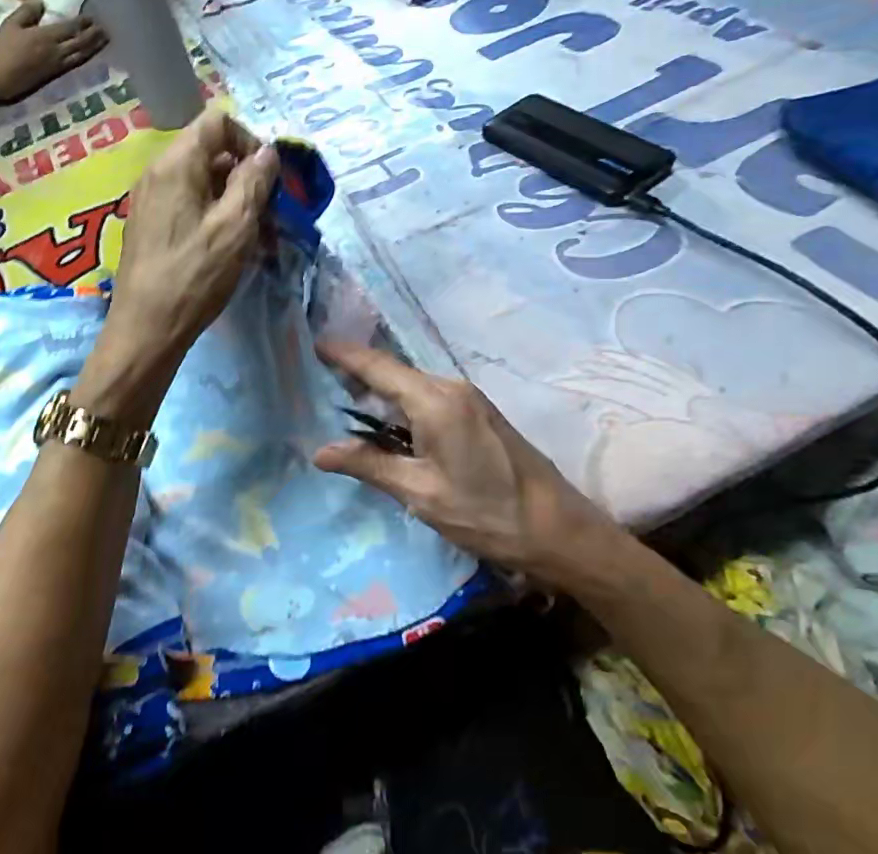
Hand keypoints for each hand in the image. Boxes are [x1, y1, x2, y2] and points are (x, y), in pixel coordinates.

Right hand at [0, 0, 106, 100]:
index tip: (92, 17)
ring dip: (94, 47)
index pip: (71, 27)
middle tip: (105, 28)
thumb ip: (28, 12)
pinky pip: (74, 65)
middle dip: (94, 34)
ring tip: (104, 41)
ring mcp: (57, 65)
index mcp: (47, 36)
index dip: (83, 22)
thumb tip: (42, 2)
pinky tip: (88, 56)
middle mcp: (57, 50)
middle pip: (81, 41)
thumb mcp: (11, 24)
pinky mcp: (54, 76)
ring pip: (81, 54)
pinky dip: (84, 58)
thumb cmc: (3, 49)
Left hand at [74, 105, 278, 418]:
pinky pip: (185, 204)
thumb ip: (254, 181)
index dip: (250, 141)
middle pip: (208, 151)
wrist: (145, 329)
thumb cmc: (193, 276)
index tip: (268, 178)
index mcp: (175, 163)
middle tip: (268, 212)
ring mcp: (148, 200)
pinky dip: (211, 215)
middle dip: (244, 175)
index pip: (218, 121)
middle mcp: (156, 172)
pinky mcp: (147, 225)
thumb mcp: (235, 226)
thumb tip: (267, 152)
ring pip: (199, 181)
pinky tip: (228, 248)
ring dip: (232, 199)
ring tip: (255, 236)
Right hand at [312, 340, 621, 583]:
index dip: (344, 354)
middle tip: (318, 379)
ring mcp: (468, 399)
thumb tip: (320, 452)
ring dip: (378, 389)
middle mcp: (451, 388)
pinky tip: (385, 421)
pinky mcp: (478, 414)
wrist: (562, 533)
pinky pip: (427, 396)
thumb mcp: (419, 493)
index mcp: (435, 402)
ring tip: (342, 400)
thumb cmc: (487, 514)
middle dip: (356, 372)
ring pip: (410, 384)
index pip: (378, 367)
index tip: (314, 344)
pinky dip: (399, 402)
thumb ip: (368, 465)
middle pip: (393, 371)